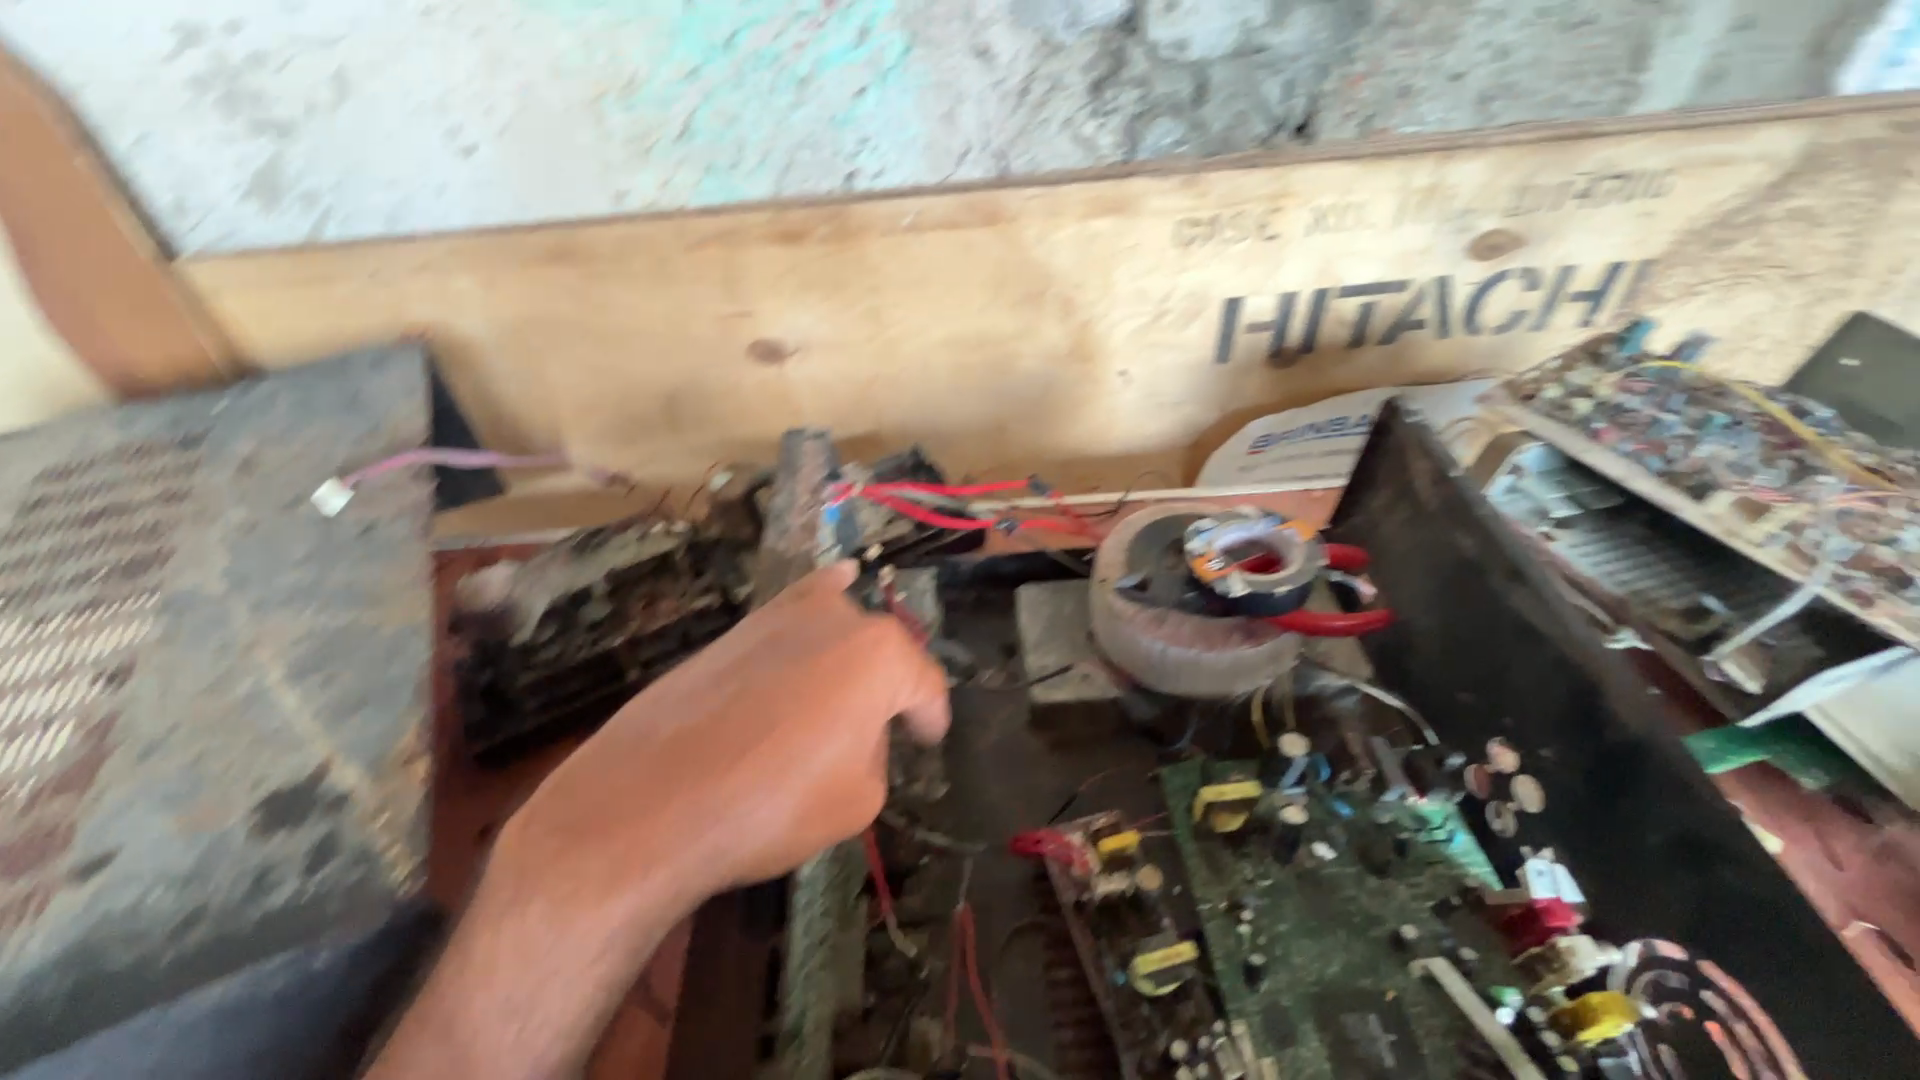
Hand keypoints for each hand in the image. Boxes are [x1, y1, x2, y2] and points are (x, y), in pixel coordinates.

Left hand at [491, 558, 951, 919]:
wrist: (649, 799)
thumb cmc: (771, 803)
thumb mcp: (858, 799)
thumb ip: (874, 752)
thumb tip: (854, 733)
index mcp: (881, 656)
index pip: (924, 686)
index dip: (931, 719)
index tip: (929, 742)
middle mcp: (837, 618)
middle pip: (881, 653)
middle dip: (886, 690)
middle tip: (880, 732)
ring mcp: (780, 616)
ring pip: (836, 628)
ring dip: (848, 657)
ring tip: (853, 684)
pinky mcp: (735, 629)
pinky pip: (792, 614)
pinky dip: (815, 608)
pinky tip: (834, 585)